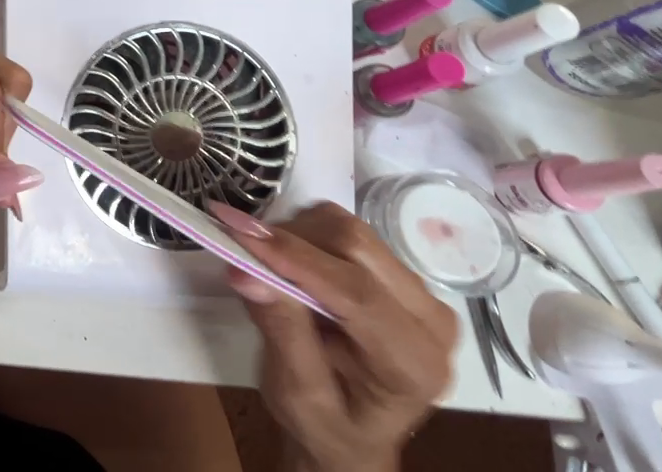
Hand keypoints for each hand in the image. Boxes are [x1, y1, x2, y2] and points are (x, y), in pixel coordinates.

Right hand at [209, 201, 457, 471]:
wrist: (350, 433)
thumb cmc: (324, 423)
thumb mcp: (295, 391)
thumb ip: (279, 329)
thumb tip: (243, 270)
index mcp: (413, 363)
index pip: (355, 292)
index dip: (292, 255)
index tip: (231, 227)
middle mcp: (430, 321)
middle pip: (356, 247)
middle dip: (290, 239)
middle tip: (241, 249)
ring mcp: (421, 294)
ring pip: (350, 231)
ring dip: (297, 234)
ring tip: (267, 263)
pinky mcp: (401, 277)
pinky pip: (348, 233)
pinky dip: (307, 234)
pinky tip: (291, 262)